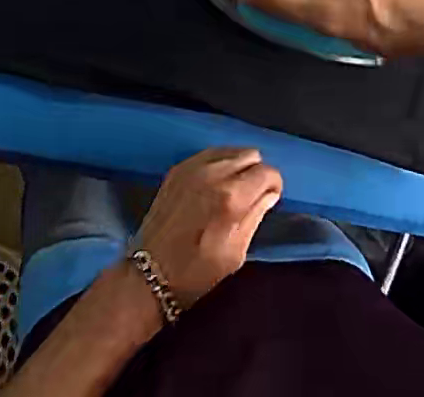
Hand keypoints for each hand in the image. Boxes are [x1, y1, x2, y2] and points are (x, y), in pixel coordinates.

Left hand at [136, 148, 281, 306]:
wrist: (150, 272)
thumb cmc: (197, 271)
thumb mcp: (236, 253)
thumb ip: (256, 216)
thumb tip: (269, 193)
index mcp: (231, 197)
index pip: (267, 172)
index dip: (273, 185)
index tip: (270, 199)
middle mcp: (213, 173)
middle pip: (250, 155)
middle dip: (256, 173)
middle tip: (252, 196)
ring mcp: (193, 166)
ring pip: (230, 150)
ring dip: (238, 165)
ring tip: (233, 189)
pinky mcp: (178, 168)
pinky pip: (210, 153)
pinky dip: (219, 163)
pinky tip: (214, 184)